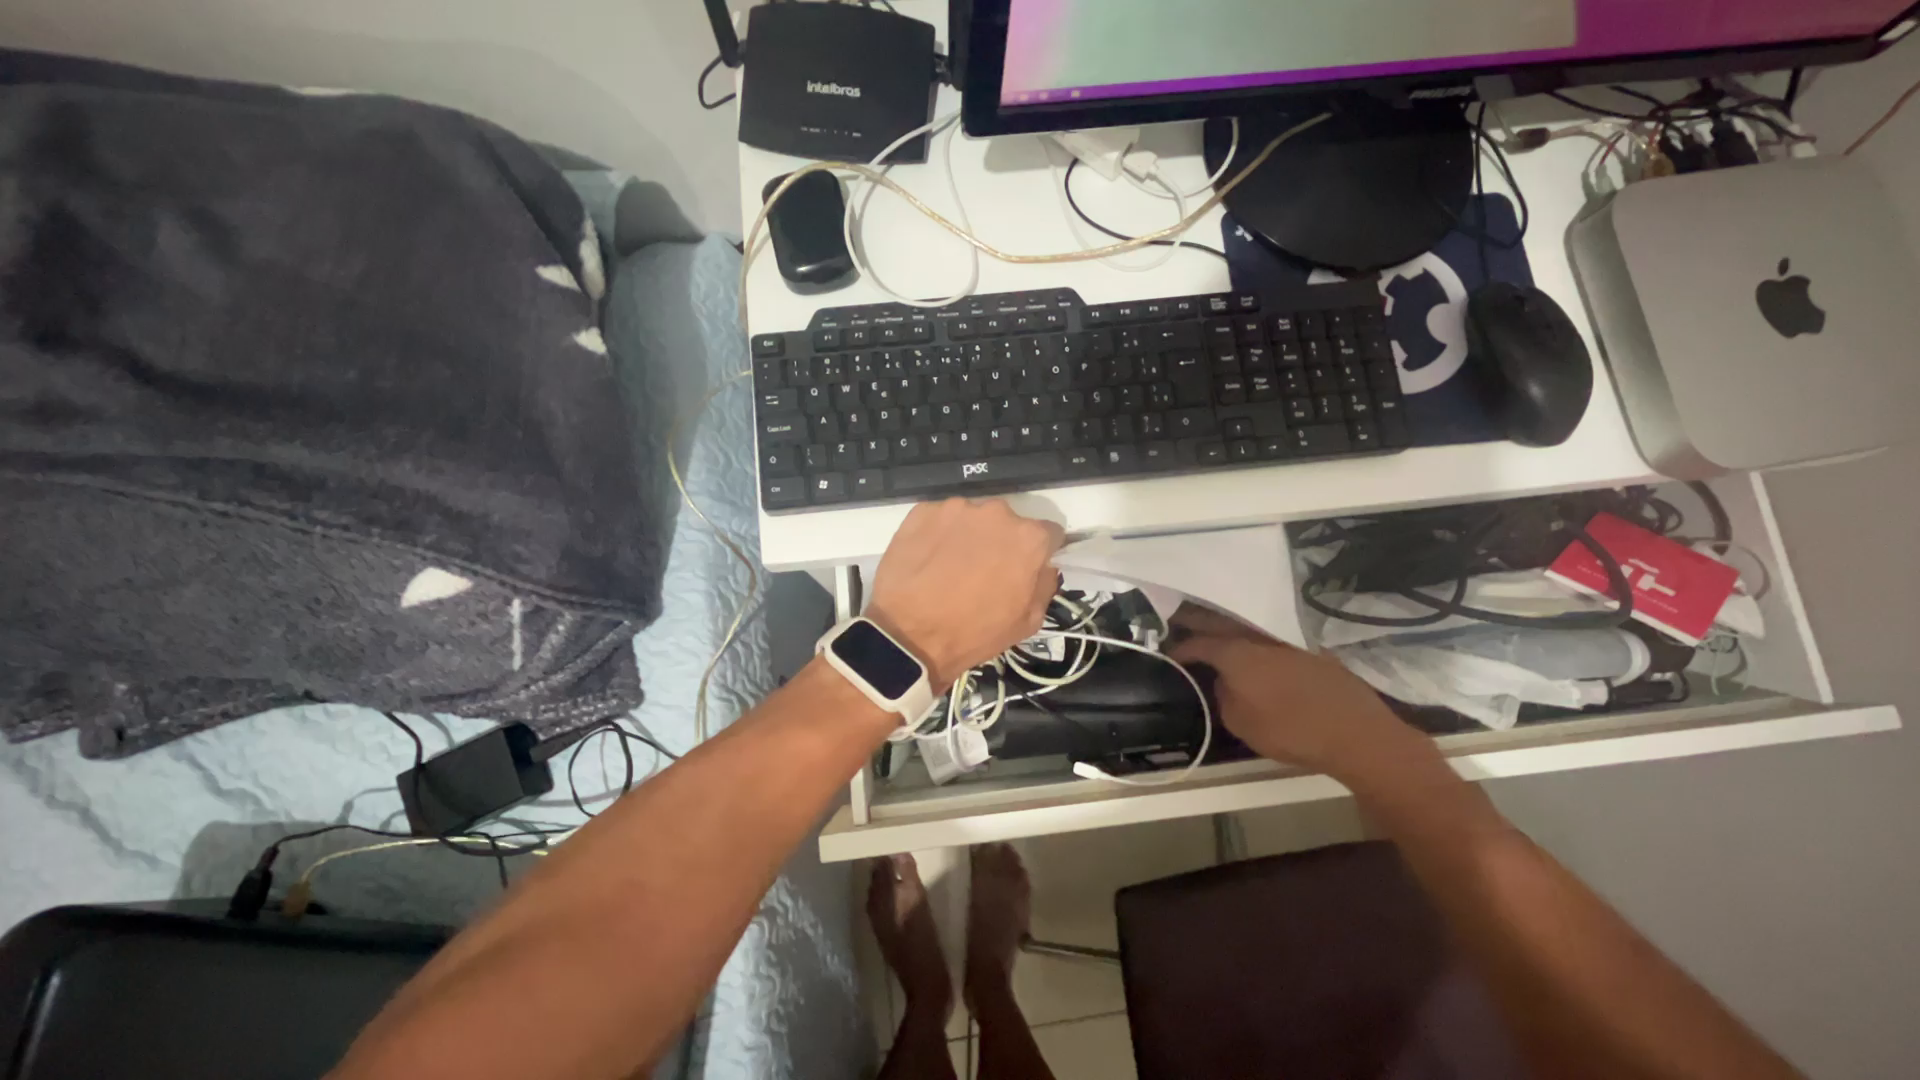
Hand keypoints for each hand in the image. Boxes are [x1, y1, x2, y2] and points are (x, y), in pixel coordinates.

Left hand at [865, 499, 1064, 691]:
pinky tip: (928, 562)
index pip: (1048, 534)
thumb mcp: (1028, 621)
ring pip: (972, 519)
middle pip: (1007, 523)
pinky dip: (938, 536)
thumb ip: (1044, 584)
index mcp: (1029, 538)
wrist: (909, 635)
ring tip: (950, 569)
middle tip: (984, 572)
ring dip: (968, 537)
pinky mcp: (922, 511)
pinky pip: (939, 520)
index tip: (1025, 569)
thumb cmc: (975, 633)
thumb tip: (1043, 566)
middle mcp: (997, 512)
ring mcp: (956, 509)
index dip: (1039, 553)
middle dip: (1001, 543)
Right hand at [1168, 604, 1435, 788]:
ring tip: (1211, 629)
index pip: (1198, 642)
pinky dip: (1253, 636)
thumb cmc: (1290, 731)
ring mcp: (1287, 639)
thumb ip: (1224, 696)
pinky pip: (1270, 634)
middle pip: (1220, 620)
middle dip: (1196, 620)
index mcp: (1236, 653)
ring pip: (1247, 623)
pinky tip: (1251, 646)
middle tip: (1178, 620)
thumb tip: (1224, 681)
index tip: (1167, 652)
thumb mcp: (1241, 723)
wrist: (1356, 733)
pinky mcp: (1309, 648)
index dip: (1180, 647)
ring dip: (1226, 623)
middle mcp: (1258, 637)